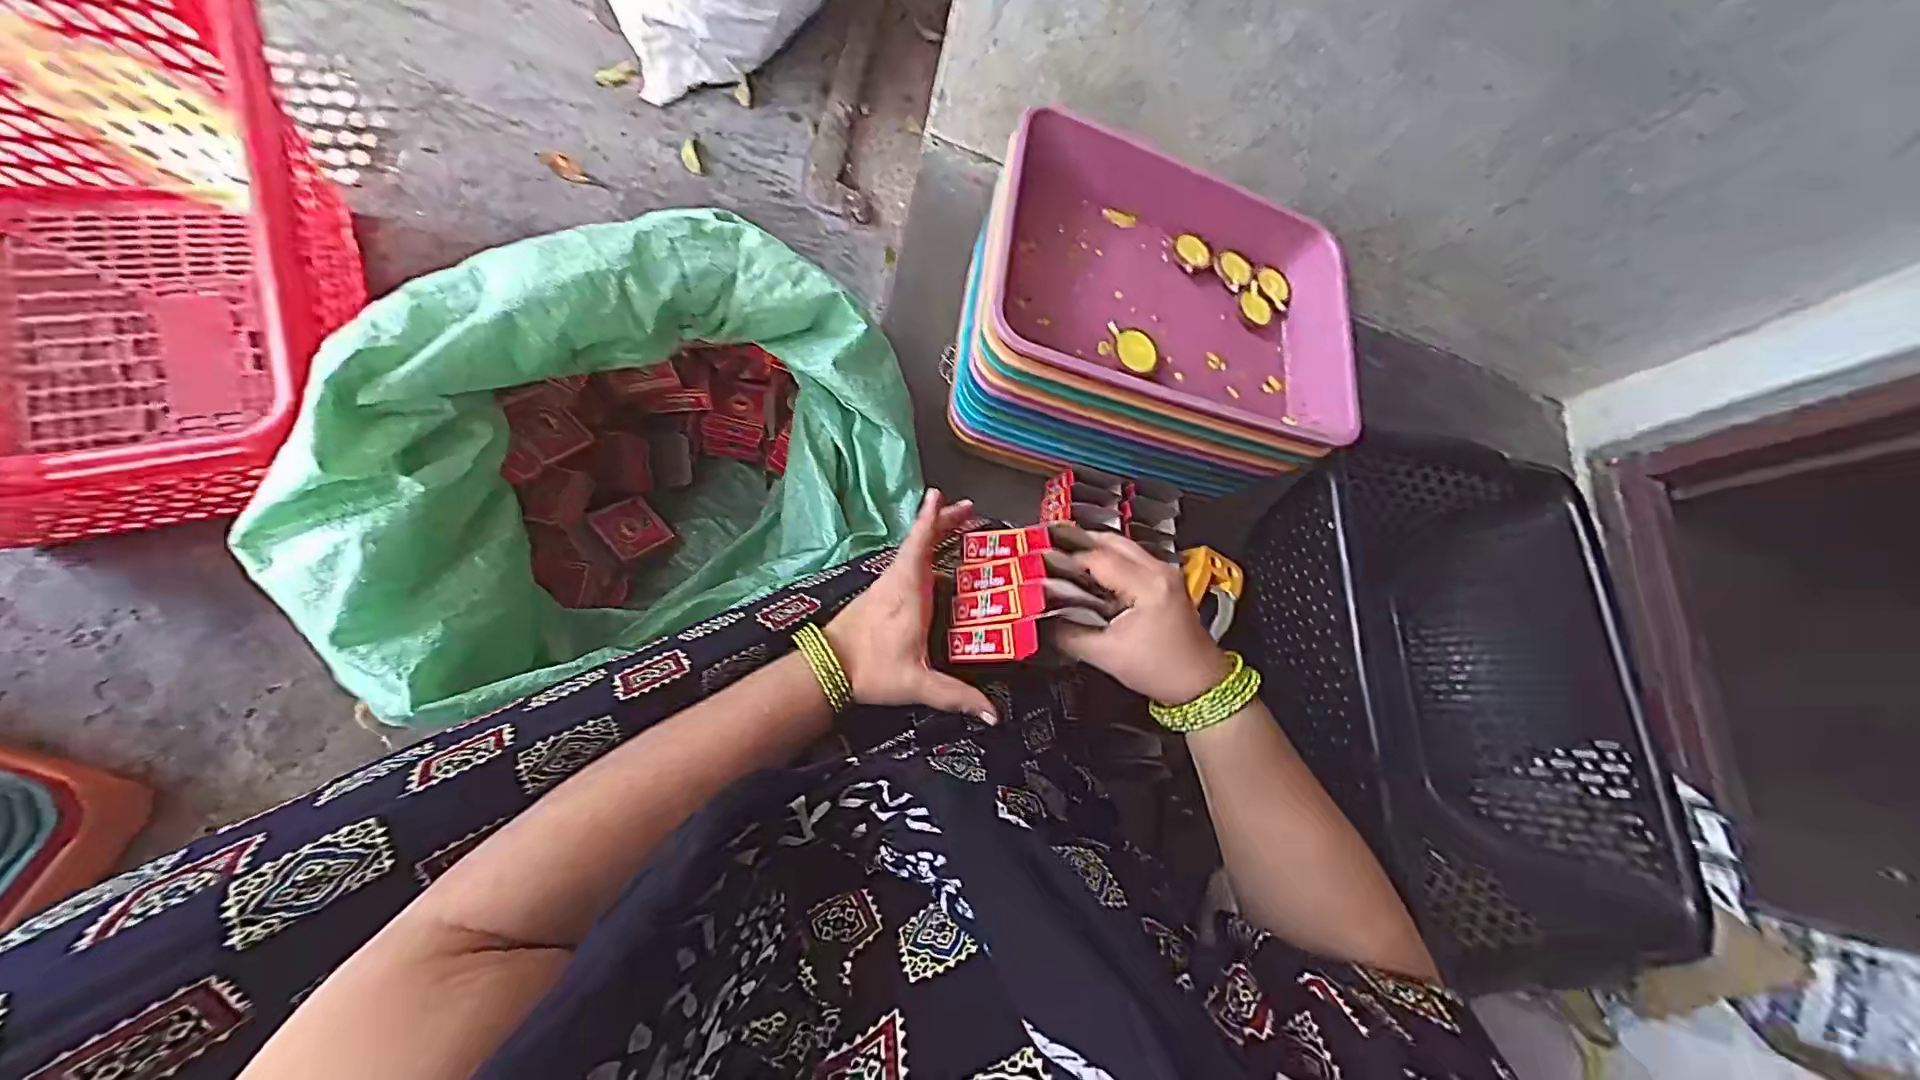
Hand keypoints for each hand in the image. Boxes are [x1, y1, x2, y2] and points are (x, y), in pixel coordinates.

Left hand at [825, 489, 997, 722]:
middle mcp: (898, 582)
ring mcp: (888, 586)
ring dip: (934, 534)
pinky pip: (908, 563)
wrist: (827, 669)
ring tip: (959, 525)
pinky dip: (925, 552)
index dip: (931, 520)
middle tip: (969, 508)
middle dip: (944, 521)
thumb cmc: (870, 670)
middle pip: (921, 541)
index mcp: (909, 592)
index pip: (920, 546)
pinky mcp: (882, 594)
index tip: (939, 495)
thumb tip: (993, 715)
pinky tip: (937, 565)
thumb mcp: (916, 683)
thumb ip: (954, 696)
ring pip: (913, 550)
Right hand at [1051, 532, 1230, 704]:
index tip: (1042, 563)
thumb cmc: (1162, 670)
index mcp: (1148, 586)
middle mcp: (1159, 571)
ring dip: (1092, 550)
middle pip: (1110, 541)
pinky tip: (1088, 573)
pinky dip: (1106, 560)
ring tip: (1063, 560)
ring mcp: (1164, 572)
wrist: (1199, 683)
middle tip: (1047, 550)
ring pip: (1121, 545)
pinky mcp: (1162, 579)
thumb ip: (1068, 635)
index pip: (1098, 558)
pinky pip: (1129, 558)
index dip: (1067, 559)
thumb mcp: (1106, 656)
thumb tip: (1041, 620)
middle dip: (1077, 543)